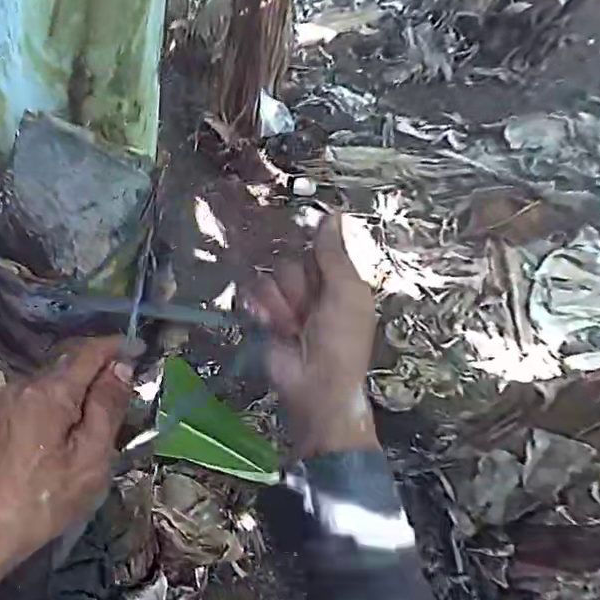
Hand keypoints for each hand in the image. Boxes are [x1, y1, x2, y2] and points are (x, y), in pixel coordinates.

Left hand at [0, 337, 132, 599]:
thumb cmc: (48, 498)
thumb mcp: (91, 456)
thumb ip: (107, 406)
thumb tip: (120, 367)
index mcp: (49, 391)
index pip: (88, 352)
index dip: (116, 346)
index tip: (140, 348)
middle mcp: (24, 383)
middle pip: (69, 360)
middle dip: (100, 365)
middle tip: (129, 382)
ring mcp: (8, 396)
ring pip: (54, 376)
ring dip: (81, 382)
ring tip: (105, 404)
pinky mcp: (1, 412)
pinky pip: (39, 391)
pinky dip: (62, 395)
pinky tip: (74, 418)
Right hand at [247, 213, 379, 459]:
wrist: (315, 385)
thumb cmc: (342, 341)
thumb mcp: (347, 293)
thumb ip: (335, 254)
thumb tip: (334, 214)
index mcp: (336, 281)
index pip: (316, 249)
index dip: (313, 256)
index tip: (312, 262)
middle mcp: (309, 289)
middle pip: (289, 263)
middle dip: (297, 287)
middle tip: (308, 310)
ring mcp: (283, 304)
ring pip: (269, 279)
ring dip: (279, 303)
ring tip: (291, 326)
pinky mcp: (261, 318)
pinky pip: (251, 296)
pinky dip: (261, 311)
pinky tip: (272, 326)